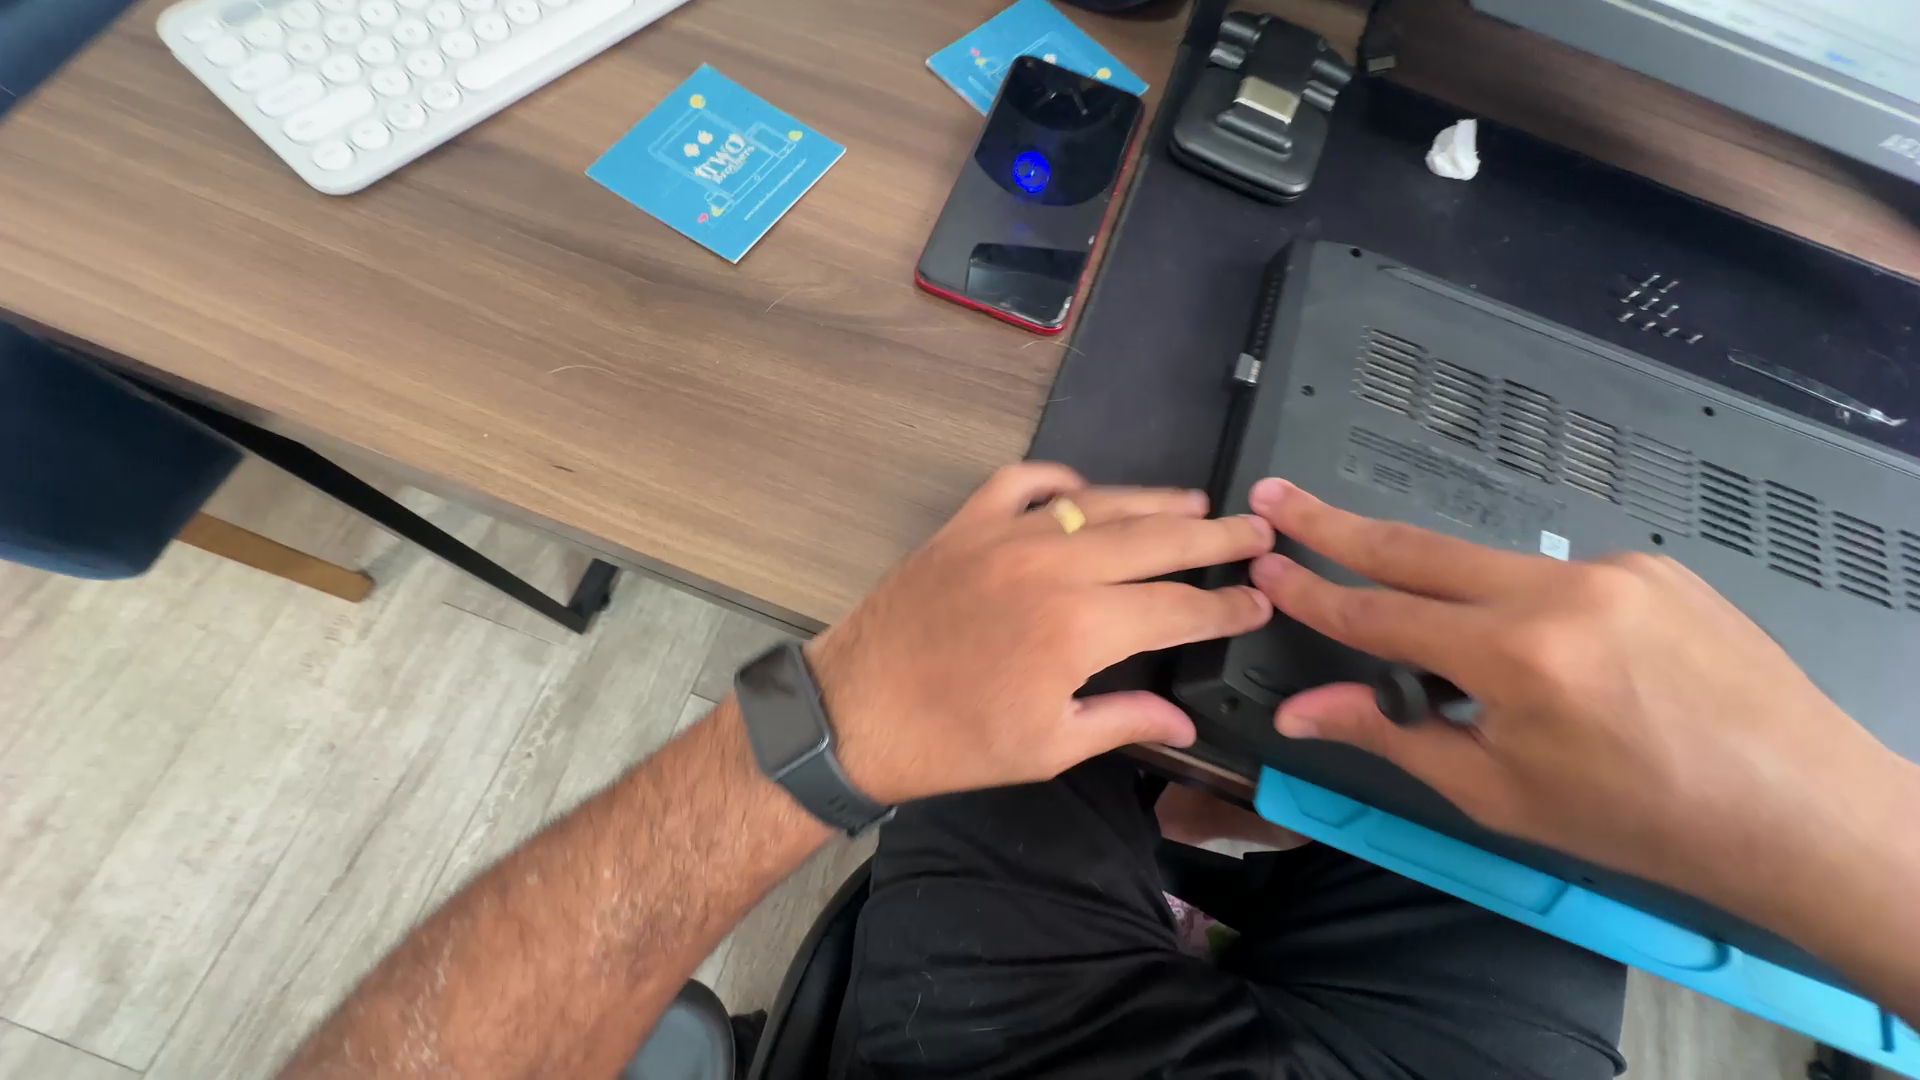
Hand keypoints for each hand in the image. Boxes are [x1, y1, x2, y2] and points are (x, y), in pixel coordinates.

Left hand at [806, 463, 1273, 804]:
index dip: (1226, 607)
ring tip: (1193, 505)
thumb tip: (1185, 722)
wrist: (857, 711)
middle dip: (1214, 537)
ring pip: (1098, 503)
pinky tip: (1080, 492)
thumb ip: (1123, 722)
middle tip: (1254, 528)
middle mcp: (1053, 567)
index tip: (1259, 600)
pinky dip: (1057, 480)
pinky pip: (1021, 481)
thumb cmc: (954, 740)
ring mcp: (1006, 536)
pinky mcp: (966, 525)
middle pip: (1154, 540)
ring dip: (1152, 502)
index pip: (1179, 608)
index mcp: (1082, 628)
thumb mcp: (1047, 748)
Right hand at [1242, 477, 1909, 912]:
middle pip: (1414, 546)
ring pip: (1480, 564)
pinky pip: (1544, 575)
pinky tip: (1548, 655)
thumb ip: (1386, 733)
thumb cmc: (1636, 818)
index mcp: (1517, 656)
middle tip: (1275, 496)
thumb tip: (1298, 711)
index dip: (1309, 590)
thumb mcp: (1492, 789)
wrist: (1809, 814)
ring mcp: (1611, 567)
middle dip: (1332, 522)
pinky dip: (1515, 605)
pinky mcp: (1648, 563)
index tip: (1262, 564)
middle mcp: (1560, 591)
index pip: (1378, 612)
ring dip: (1433, 586)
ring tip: (1447, 647)